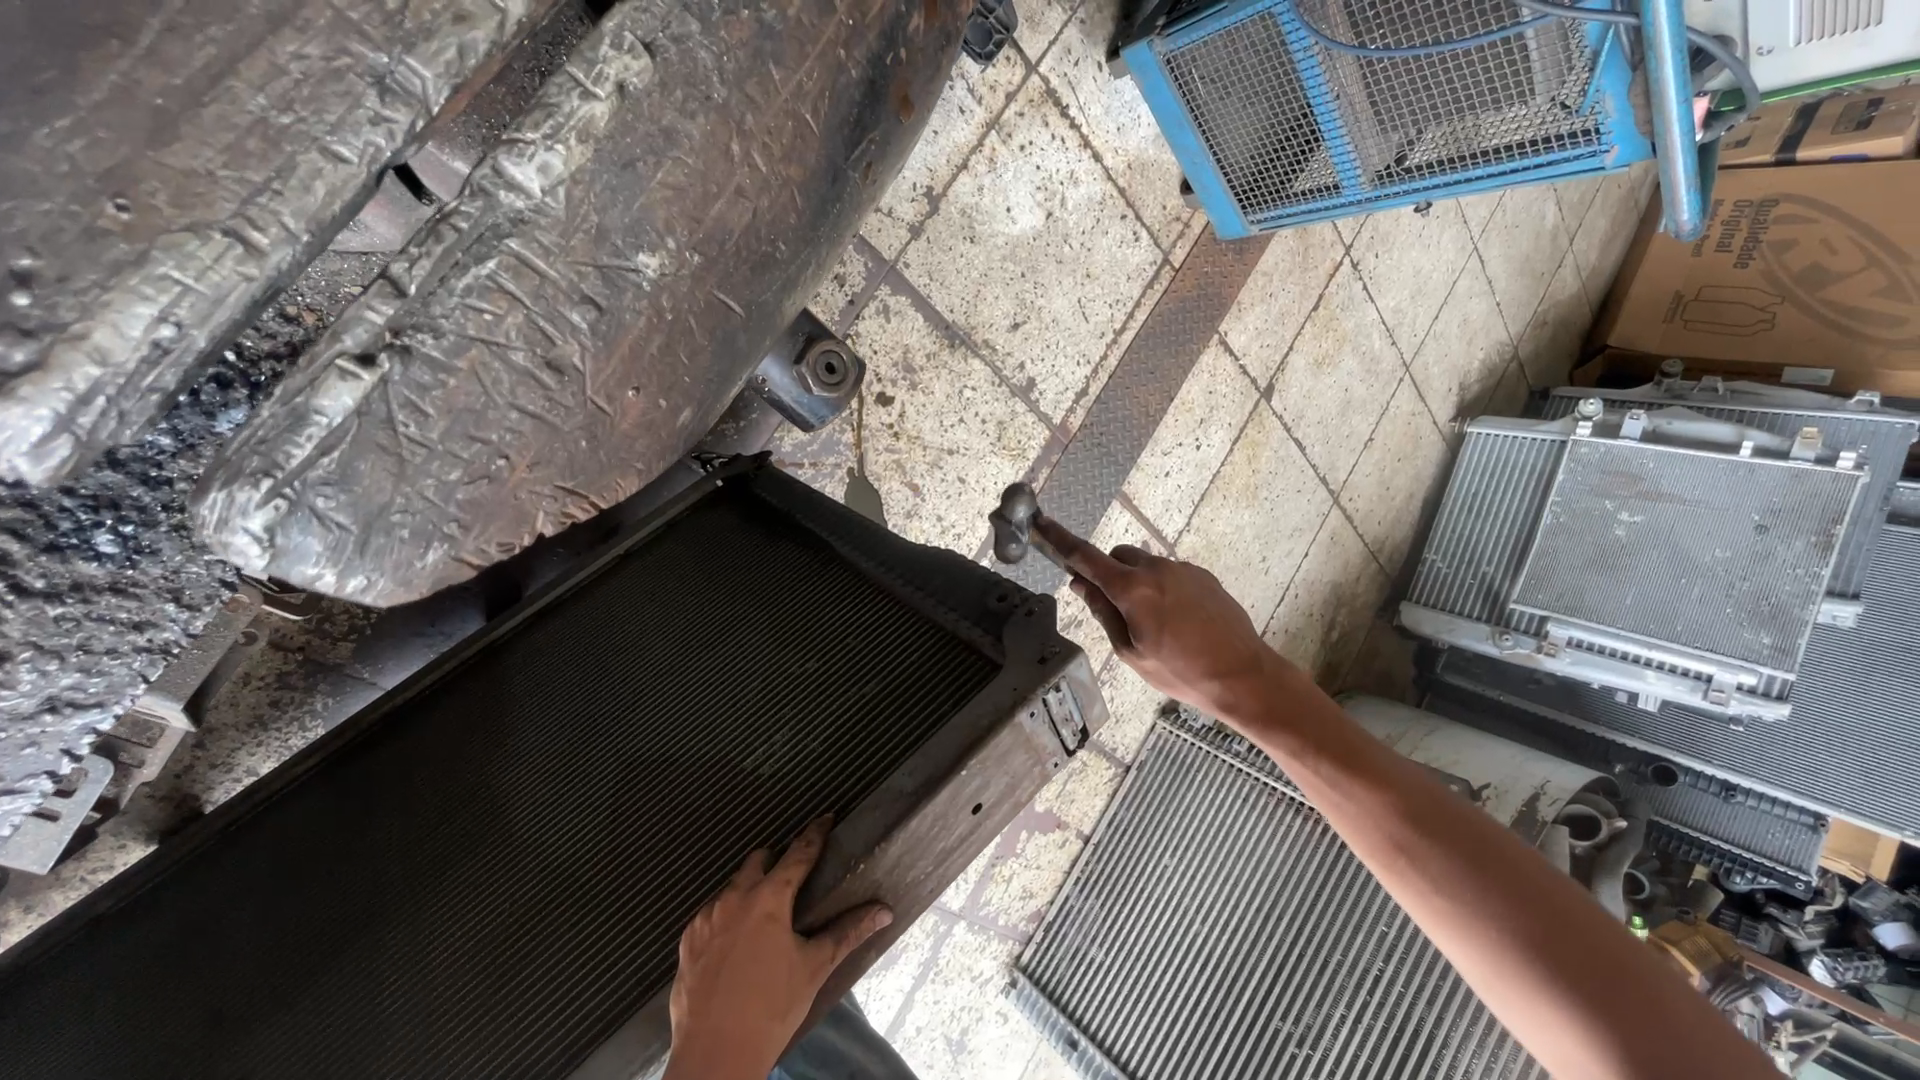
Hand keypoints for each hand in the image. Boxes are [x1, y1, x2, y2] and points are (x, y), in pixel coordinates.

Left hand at [664, 816, 893, 1079]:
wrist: (716, 1055)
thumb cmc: (771, 1008)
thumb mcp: (815, 967)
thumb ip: (848, 932)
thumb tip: (883, 911)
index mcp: (768, 899)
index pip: (797, 854)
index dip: (814, 834)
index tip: (825, 817)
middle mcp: (732, 900)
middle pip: (756, 862)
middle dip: (776, 860)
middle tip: (793, 873)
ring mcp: (704, 920)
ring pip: (730, 888)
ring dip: (749, 889)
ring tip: (765, 912)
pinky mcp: (686, 942)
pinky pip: (710, 915)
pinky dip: (726, 916)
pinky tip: (736, 939)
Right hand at [1035, 514, 1287, 717]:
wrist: (1242, 674)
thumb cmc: (1180, 672)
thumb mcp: (1130, 651)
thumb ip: (1103, 613)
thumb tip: (1081, 584)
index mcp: (1132, 589)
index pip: (1087, 558)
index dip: (1061, 540)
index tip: (1042, 523)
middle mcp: (1157, 570)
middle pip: (1118, 557)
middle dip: (1109, 574)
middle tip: (1114, 610)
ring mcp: (1183, 570)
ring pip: (1146, 566)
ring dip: (1137, 583)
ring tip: (1154, 624)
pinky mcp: (1203, 576)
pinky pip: (1170, 574)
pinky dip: (1162, 588)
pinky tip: (1177, 622)